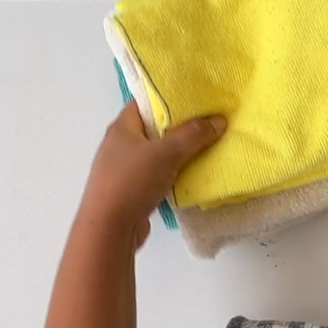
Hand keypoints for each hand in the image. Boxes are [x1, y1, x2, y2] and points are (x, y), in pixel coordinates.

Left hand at [77, 103, 223, 246]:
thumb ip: (193, 135)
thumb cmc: (131, 182)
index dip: (170, 98)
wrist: (108, 229)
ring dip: (179, 154)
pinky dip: (172, 175)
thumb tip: (218, 120)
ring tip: (207, 148)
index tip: (197, 99)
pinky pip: (156, 175)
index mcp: (122, 127)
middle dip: (181, 127)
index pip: (146, 102)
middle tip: (209, 123)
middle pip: (155, 129)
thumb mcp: (166, 153)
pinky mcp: (131, 191)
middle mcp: (120, 144)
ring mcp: (124, 169)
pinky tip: (192, 177)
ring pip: (157, 154)